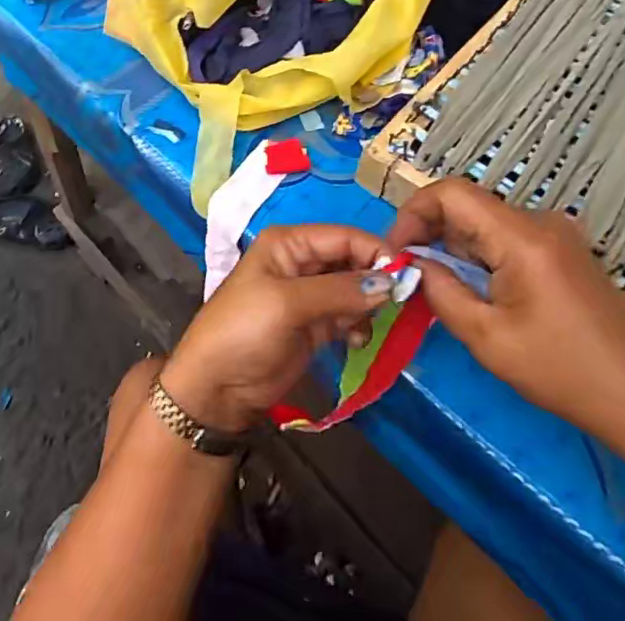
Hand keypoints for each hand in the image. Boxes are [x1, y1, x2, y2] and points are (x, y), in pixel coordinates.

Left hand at [162, 224, 395, 431]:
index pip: (344, 236)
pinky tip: (356, 340)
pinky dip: (359, 325)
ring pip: (356, 288)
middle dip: (375, 279)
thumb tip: (391, 283)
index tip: (407, 274)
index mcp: (289, 243)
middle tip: (398, 303)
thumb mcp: (288, 304)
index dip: (376, 251)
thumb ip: (341, 291)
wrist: (217, 388)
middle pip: (353, 260)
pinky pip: (351, 315)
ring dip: (368, 306)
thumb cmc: (244, 331)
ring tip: (366, 326)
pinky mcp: (316, 324)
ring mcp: (310, 294)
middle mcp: (302, 261)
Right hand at [384, 179, 624, 428]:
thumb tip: (411, 264)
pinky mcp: (561, 250)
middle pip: (467, 206)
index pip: (451, 192)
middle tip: (409, 273)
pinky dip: (480, 256)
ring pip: (484, 223)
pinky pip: (506, 238)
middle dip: (430, 233)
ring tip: (436, 286)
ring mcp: (554, 234)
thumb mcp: (486, 336)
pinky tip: (473, 290)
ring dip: (453, 247)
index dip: (413, 212)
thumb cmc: (562, 369)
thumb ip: (440, 291)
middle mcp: (539, 221)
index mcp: (521, 235)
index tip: (397, 251)